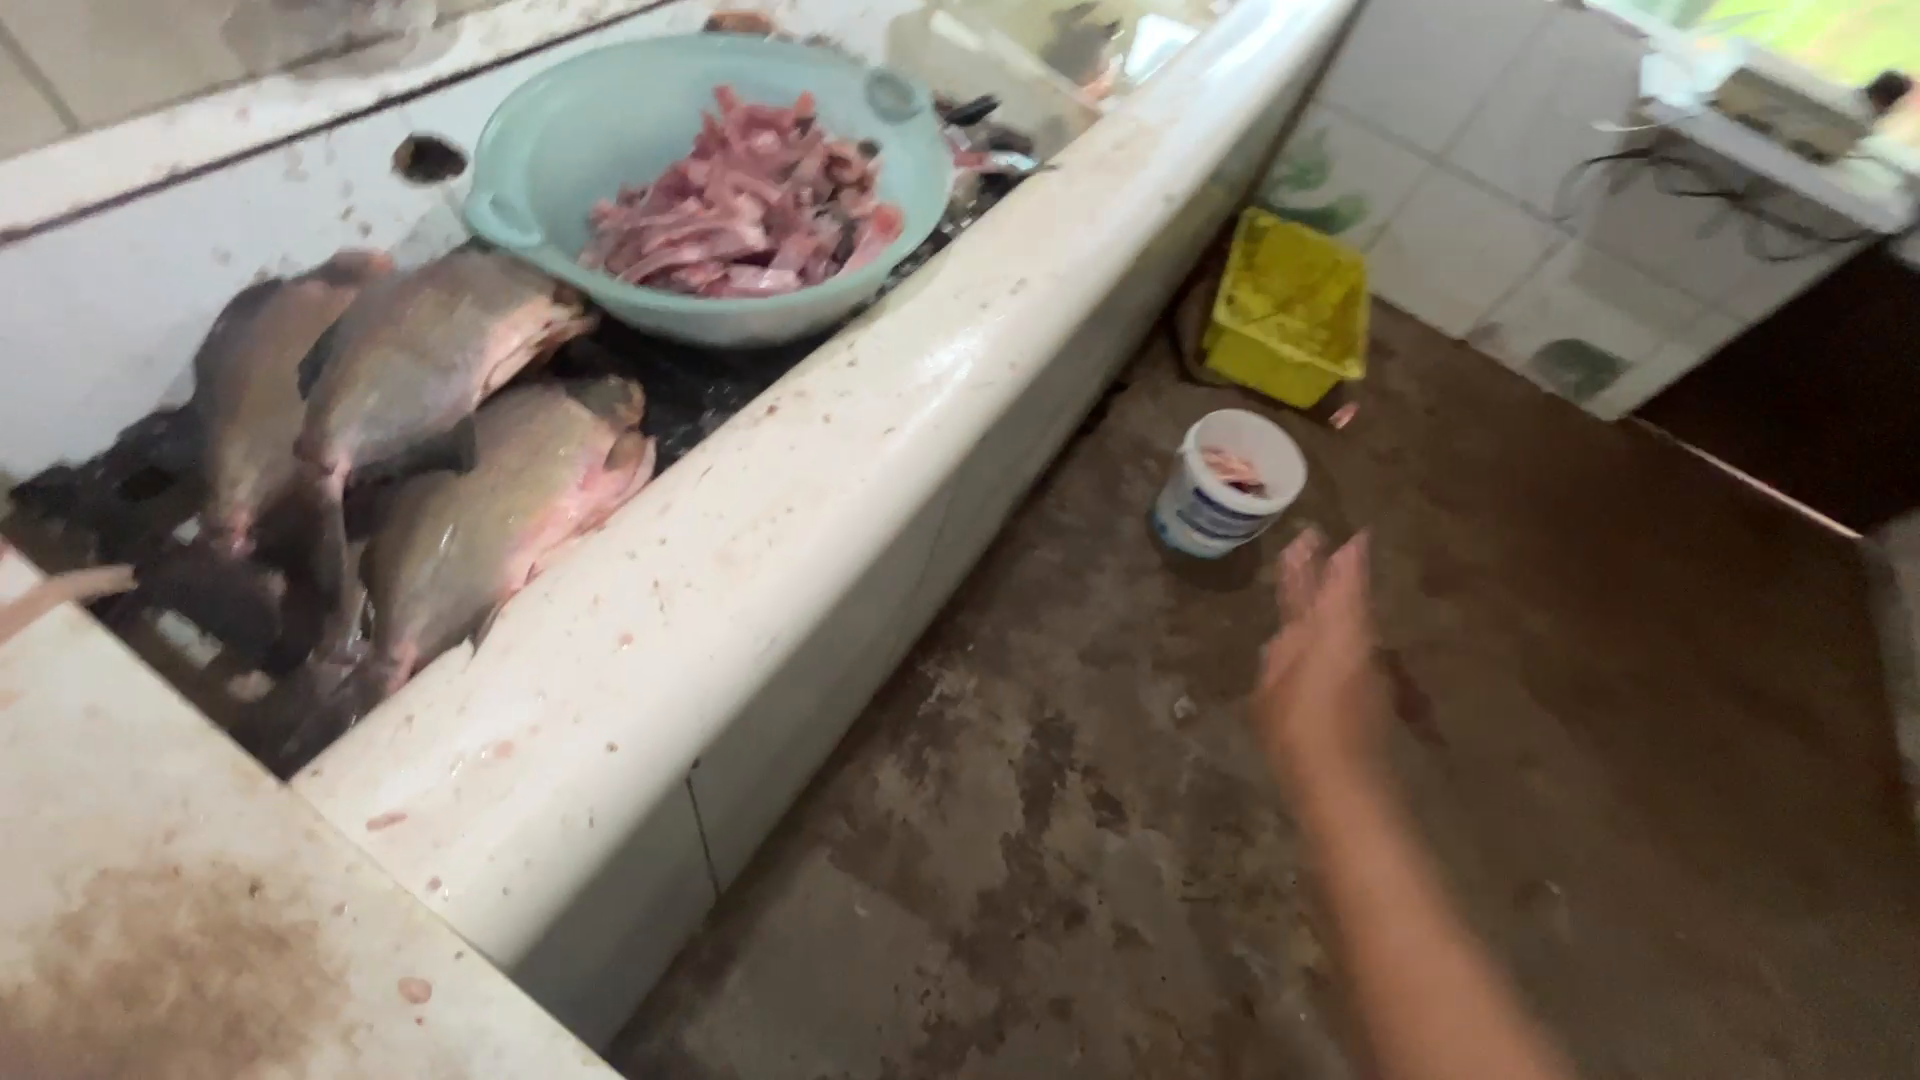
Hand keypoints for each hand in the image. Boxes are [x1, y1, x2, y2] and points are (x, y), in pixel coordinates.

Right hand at [1252, 529, 1383, 784]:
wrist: (1344, 783)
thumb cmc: (1299, 734)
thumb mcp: (1272, 691)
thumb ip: (1280, 657)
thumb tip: (1286, 635)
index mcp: (1328, 635)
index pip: (1328, 585)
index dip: (1322, 560)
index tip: (1316, 533)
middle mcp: (1351, 643)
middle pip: (1340, 597)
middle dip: (1329, 570)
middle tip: (1314, 542)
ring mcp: (1363, 666)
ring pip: (1347, 620)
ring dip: (1334, 595)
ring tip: (1320, 574)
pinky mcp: (1366, 688)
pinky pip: (1349, 642)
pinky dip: (1336, 625)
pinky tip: (1321, 632)